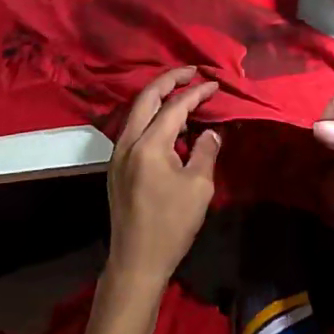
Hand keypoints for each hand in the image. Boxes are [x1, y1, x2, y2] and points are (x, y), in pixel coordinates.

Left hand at [106, 67, 220, 283]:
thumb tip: (210, 133)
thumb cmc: (172, 223)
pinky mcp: (118, 168)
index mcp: (148, 145)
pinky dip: (152, 117)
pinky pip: (134, 130)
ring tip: (183, 94)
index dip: (197, 93)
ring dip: (158, 98)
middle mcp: (128, 144)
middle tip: (191, 72)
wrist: (137, 260)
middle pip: (146, 99)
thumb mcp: (199, 186)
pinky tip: (170, 125)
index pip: (174, 107)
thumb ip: (205, 151)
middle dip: (168, 81)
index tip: (216, 85)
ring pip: (136, 113)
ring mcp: (118, 156)